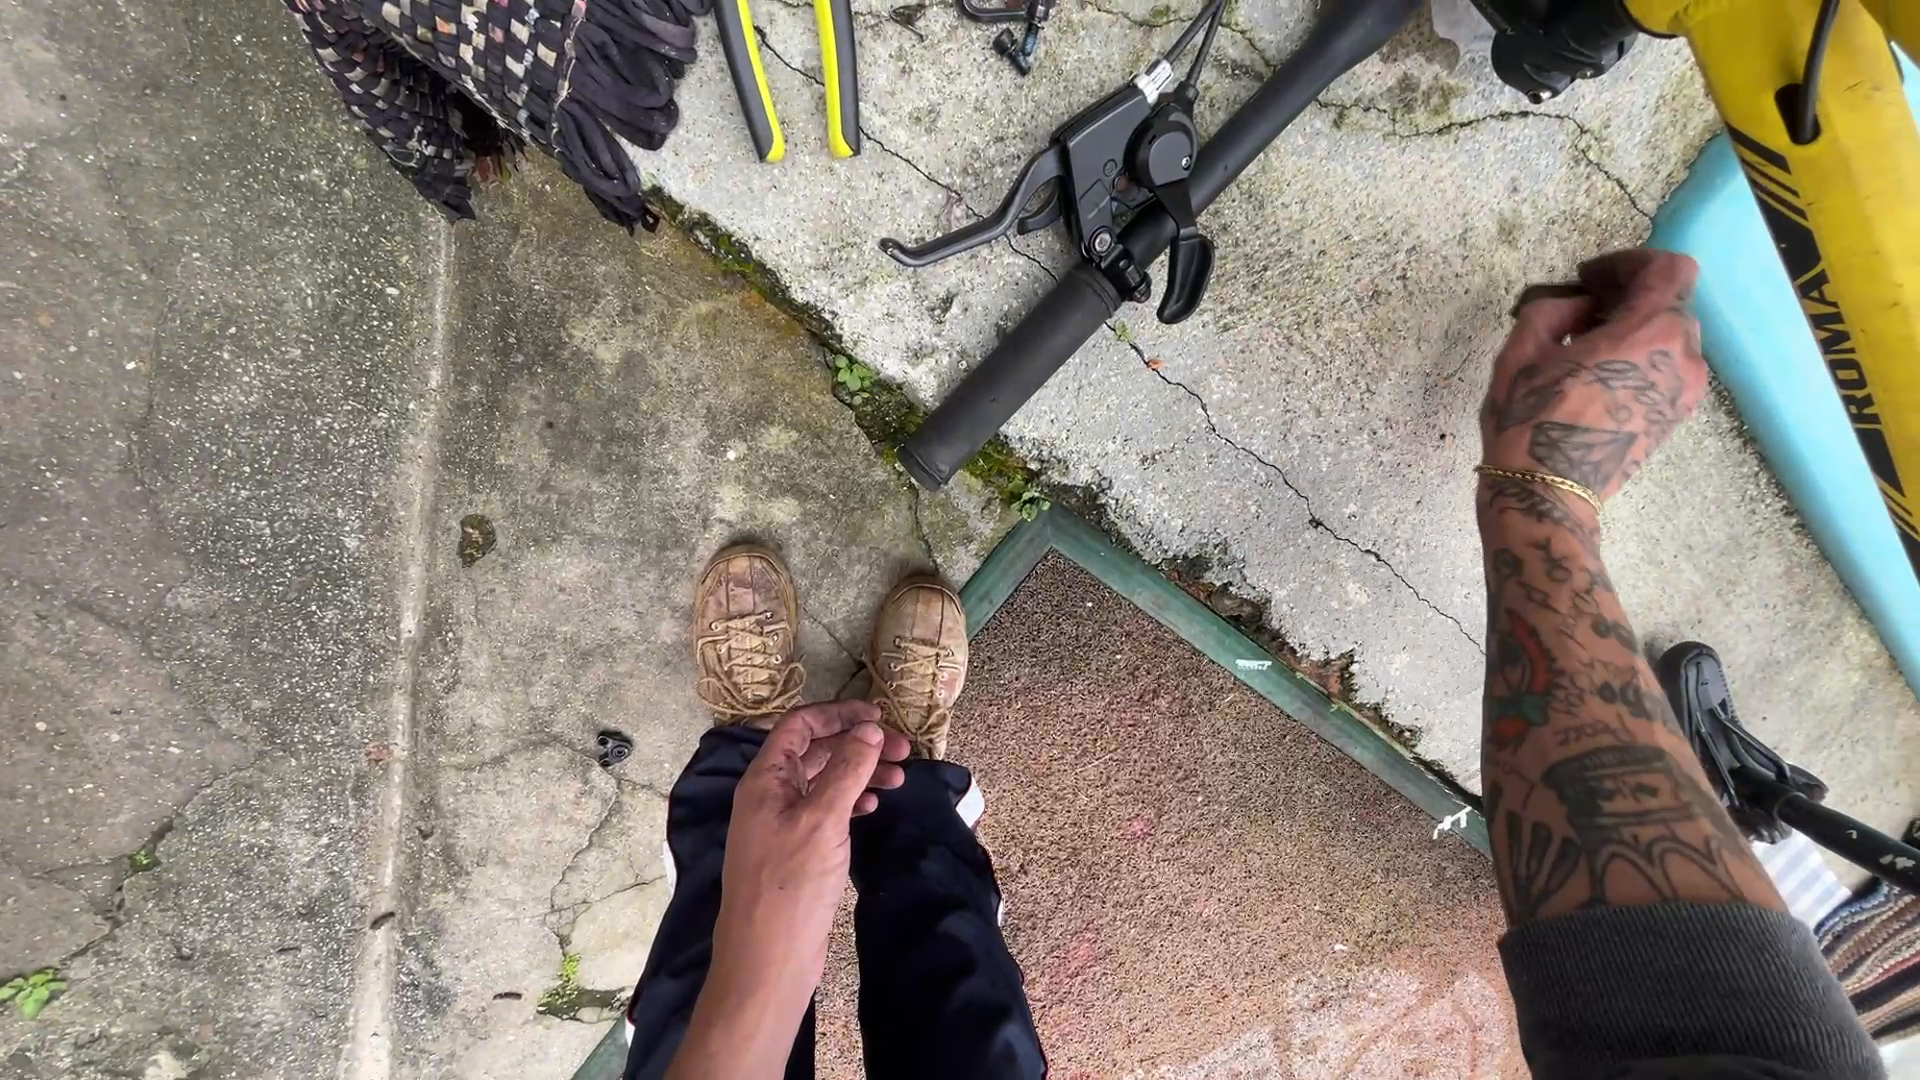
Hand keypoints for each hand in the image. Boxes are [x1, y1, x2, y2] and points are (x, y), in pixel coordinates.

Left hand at [712, 700, 910, 1000]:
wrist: (767, 961)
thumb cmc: (791, 884)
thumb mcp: (823, 819)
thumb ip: (847, 769)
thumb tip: (870, 729)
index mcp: (765, 778)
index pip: (800, 725)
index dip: (838, 714)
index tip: (879, 717)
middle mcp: (770, 794)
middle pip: (817, 750)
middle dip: (858, 744)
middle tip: (903, 749)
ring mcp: (782, 822)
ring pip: (825, 779)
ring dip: (861, 772)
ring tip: (900, 777)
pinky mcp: (797, 848)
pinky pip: (826, 808)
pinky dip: (852, 799)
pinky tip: (873, 805)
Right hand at [1480, 248, 1707, 500]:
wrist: (1546, 490)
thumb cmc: (1526, 422)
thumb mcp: (1519, 356)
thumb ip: (1550, 312)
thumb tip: (1577, 305)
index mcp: (1648, 332)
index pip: (1667, 268)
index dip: (1629, 262)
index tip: (1590, 276)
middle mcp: (1683, 354)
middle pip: (1670, 303)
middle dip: (1628, 297)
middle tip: (1580, 311)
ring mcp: (1687, 387)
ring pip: (1670, 337)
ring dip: (1634, 329)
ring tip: (1585, 347)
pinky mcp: (1677, 413)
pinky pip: (1667, 367)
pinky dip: (1639, 358)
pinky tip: (1598, 376)